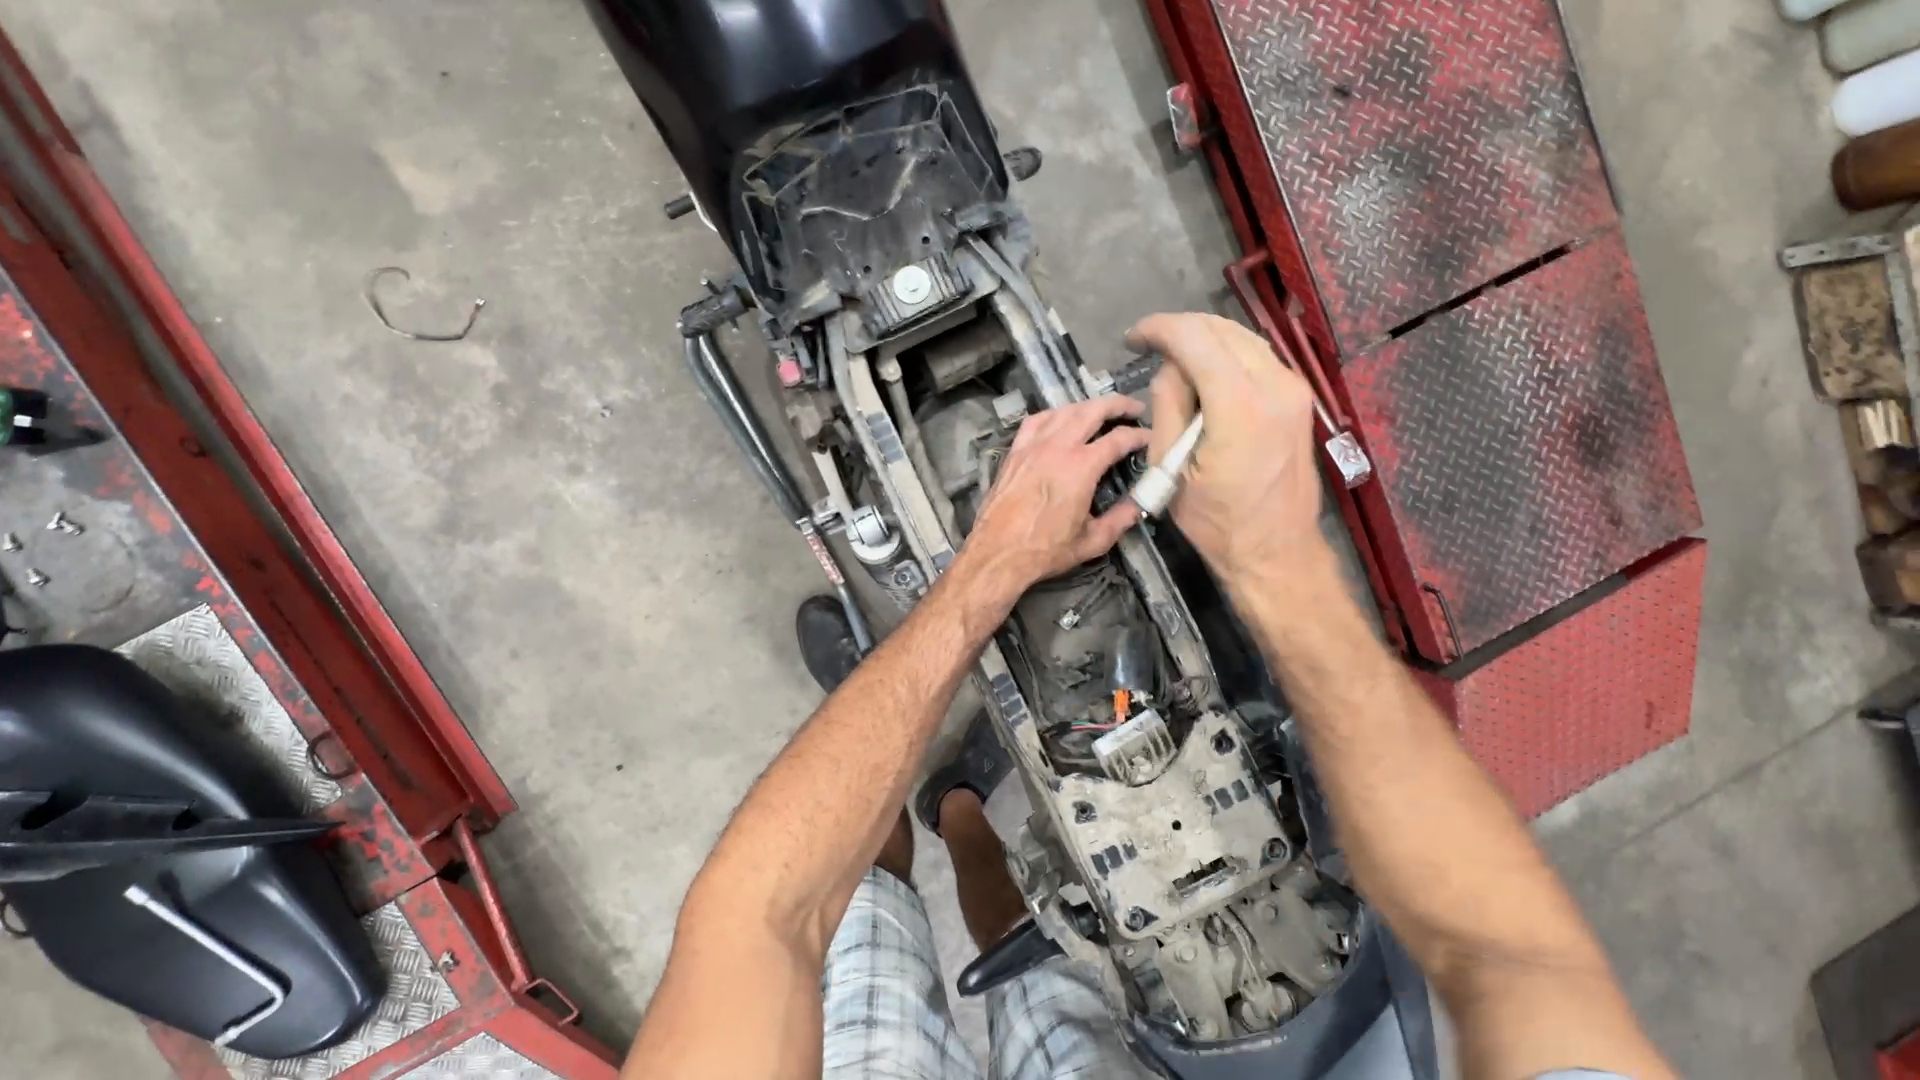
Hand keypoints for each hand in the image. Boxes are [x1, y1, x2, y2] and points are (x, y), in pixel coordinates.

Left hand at [957, 394, 1150, 604]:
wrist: (997, 552)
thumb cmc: (1045, 549)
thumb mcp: (1092, 541)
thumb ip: (1120, 519)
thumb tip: (1140, 506)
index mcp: (1082, 467)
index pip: (1118, 439)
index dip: (1138, 435)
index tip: (1149, 437)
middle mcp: (1058, 446)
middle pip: (1092, 411)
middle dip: (1117, 405)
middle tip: (1134, 408)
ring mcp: (1033, 445)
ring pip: (1064, 411)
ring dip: (1087, 407)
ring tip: (1101, 411)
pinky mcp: (1015, 451)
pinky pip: (1036, 421)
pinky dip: (1054, 414)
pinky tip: (1060, 419)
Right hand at [1128, 313, 1325, 586]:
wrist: (1276, 550)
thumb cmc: (1217, 521)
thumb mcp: (1171, 468)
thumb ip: (1168, 405)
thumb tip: (1170, 368)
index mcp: (1241, 406)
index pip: (1195, 337)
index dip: (1157, 328)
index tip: (1132, 339)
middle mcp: (1276, 385)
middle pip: (1220, 329)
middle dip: (1179, 330)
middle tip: (1147, 348)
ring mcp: (1294, 389)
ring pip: (1241, 338)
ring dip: (1203, 341)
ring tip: (1172, 362)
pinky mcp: (1299, 398)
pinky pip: (1256, 357)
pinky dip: (1225, 356)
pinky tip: (1204, 377)